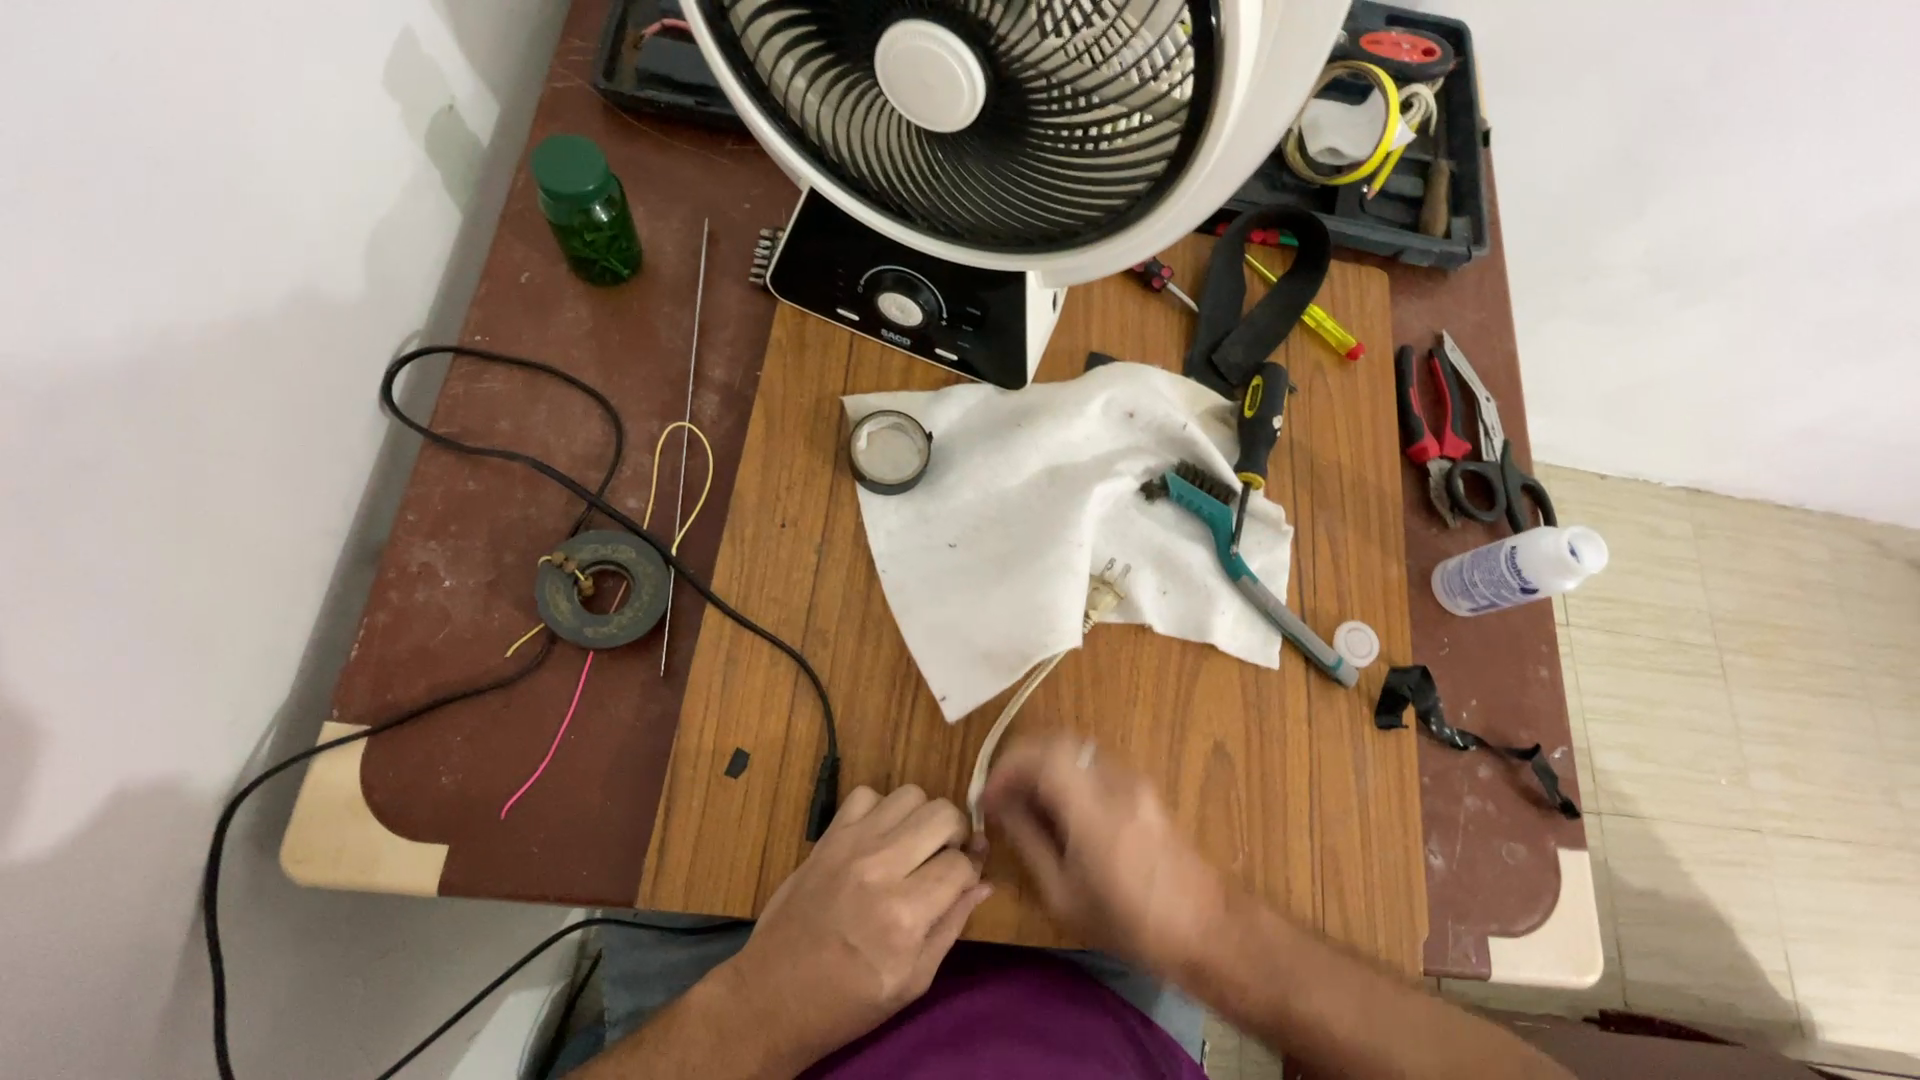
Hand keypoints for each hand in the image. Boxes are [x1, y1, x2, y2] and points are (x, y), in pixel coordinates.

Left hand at [722, 784, 990, 1066]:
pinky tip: (878, 839)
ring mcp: (850, 845)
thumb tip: (983, 882)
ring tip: (914, 846)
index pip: (961, 863)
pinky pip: (865, 795)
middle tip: (945, 858)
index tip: (965, 881)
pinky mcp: (826, 838)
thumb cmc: (849, 1000)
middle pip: (942, 814)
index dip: (970, 871)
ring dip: (921, 817)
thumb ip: (951, 925)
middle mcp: (880, 868)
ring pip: (909, 795)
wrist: (774, 995)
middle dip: (956, 834)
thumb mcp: (913, 981)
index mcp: (905, 914)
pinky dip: (880, 810)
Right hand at [978, 734, 1226, 975]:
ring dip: (1045, 765)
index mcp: (1093, 807)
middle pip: (1059, 742)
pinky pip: (1095, 766)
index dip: (1006, 767)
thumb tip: (1001, 807)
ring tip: (1026, 803)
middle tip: (1001, 794)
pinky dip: (1068, 774)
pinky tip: (1059, 810)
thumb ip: (1029, 841)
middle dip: (1022, 760)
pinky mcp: (1145, 789)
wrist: (1208, 930)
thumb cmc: (1130, 924)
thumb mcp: (1064, 895)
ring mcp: (1135, 781)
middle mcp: (1116, 780)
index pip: (1042, 755)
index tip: (987, 796)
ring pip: (1077, 750)